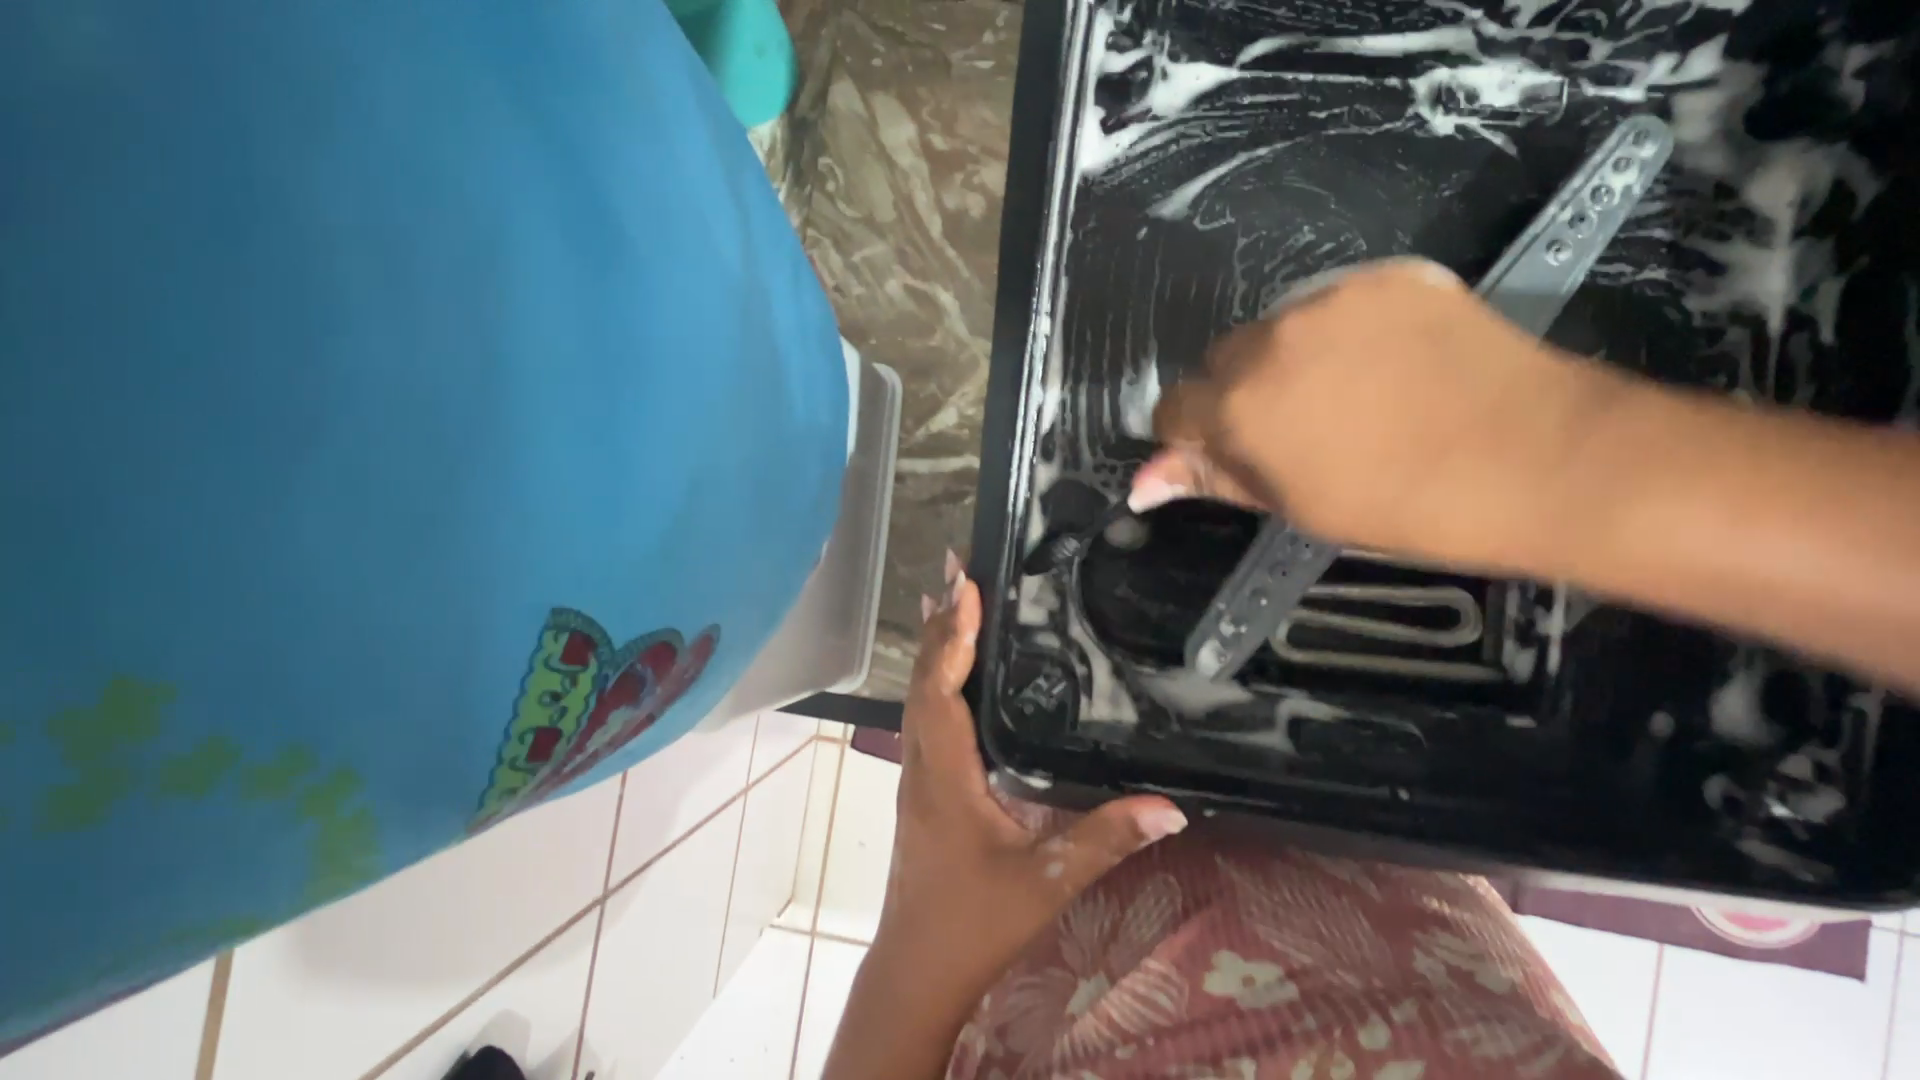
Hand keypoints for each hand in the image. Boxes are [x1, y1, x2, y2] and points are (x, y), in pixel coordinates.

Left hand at [880, 555, 1187, 996]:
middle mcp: (922, 767)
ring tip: (946, 602)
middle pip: (923, 681)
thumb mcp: (1047, 881)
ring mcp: (916, 778)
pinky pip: (924, 719)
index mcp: (945, 777)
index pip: (941, 691)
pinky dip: (935, 680)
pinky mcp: (922, 791)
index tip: (963, 585)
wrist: (918, 967)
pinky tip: (951, 674)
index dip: (952, 636)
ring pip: (919, 698)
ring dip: (933, 648)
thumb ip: (1106, 840)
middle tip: (953, 568)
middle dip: (938, 623)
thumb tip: (1172, 808)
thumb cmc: (976, 923)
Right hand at [1129, 258, 1639, 572]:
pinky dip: (1346, 331)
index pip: (1175, 406)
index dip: (1198, 434)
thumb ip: (1215, 479)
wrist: (1536, 457)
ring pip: (1277, 328)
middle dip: (1241, 390)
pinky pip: (1336, 303)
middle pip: (1222, 360)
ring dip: (1291, 357)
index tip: (1235, 452)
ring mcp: (1329, 300)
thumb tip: (1142, 482)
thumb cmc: (1402, 506)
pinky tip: (1393, 365)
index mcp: (1239, 408)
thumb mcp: (1296, 505)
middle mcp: (1268, 341)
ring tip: (1354, 394)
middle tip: (1300, 428)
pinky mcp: (1385, 276)